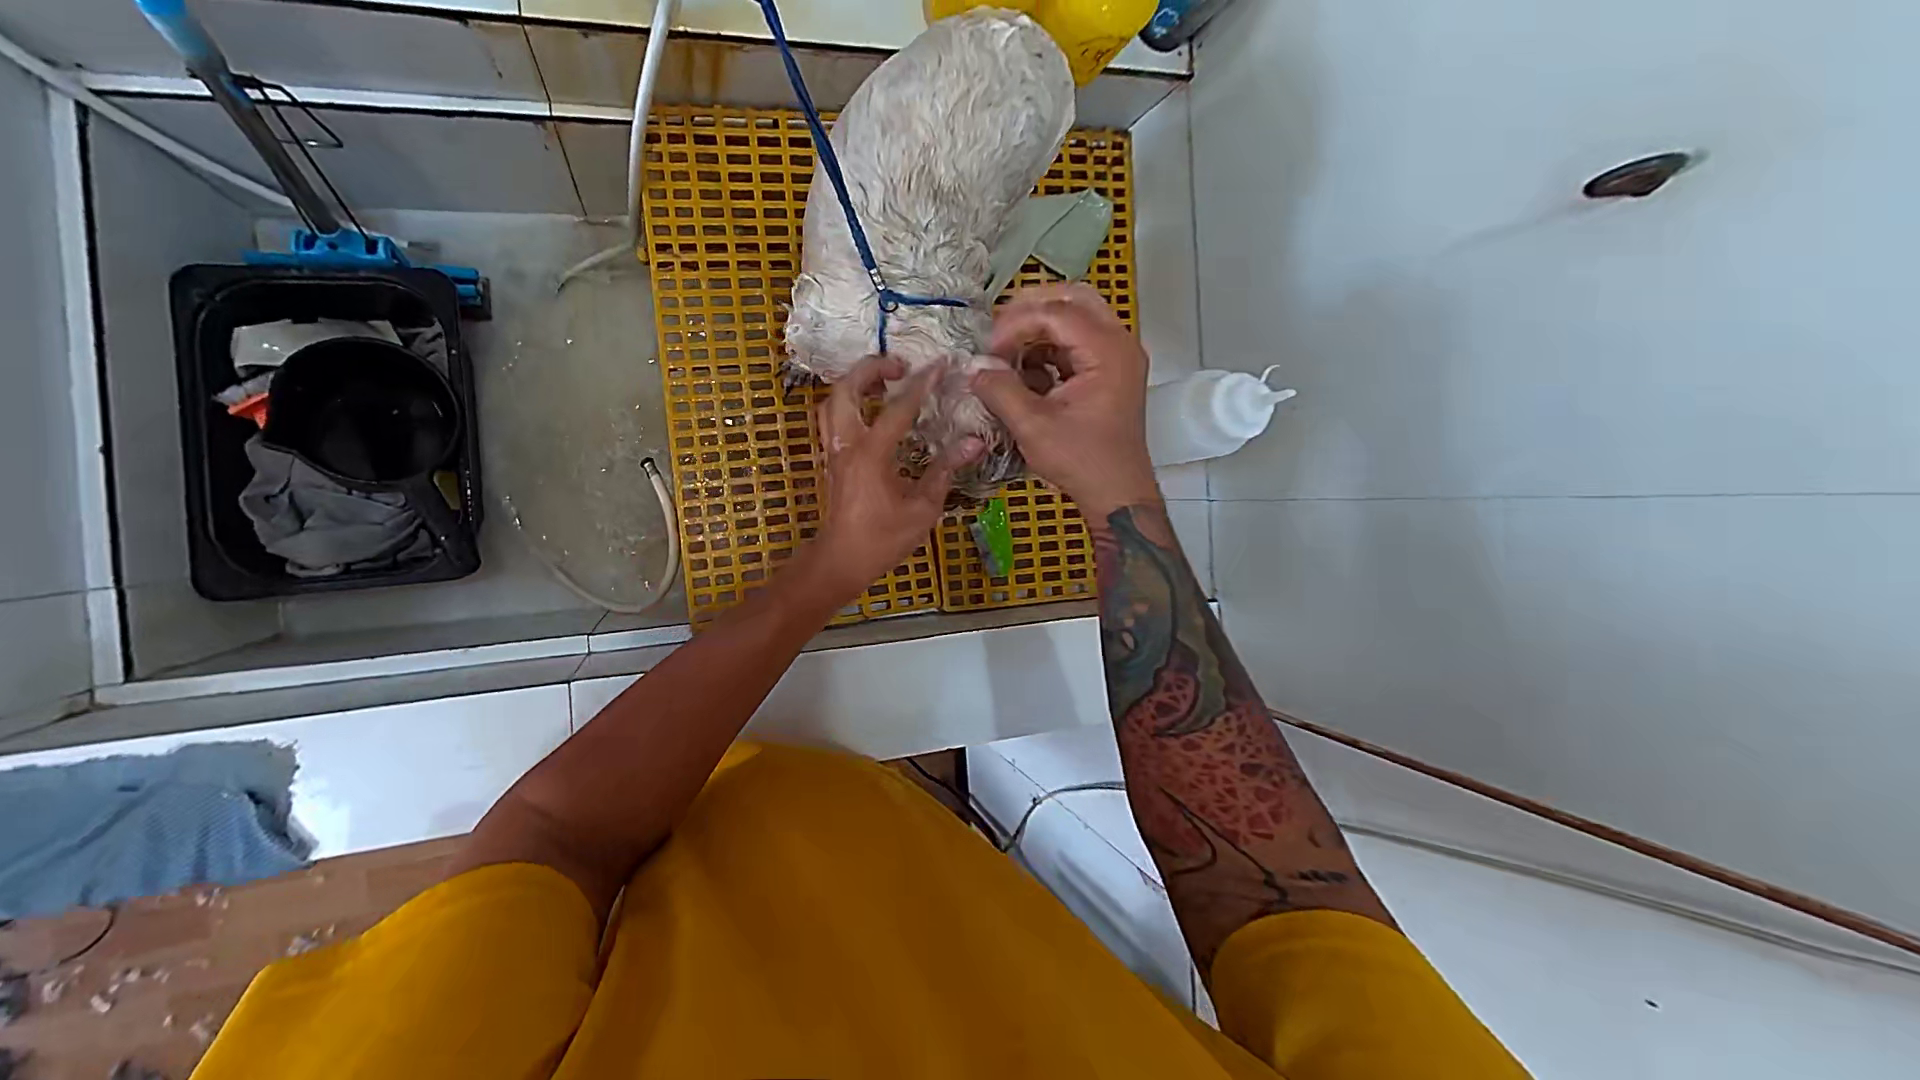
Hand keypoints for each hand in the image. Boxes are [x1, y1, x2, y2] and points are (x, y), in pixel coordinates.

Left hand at [804, 356, 981, 598]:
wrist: (842, 560)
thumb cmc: (882, 539)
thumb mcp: (923, 508)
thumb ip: (945, 470)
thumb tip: (974, 443)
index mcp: (871, 454)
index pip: (898, 408)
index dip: (922, 384)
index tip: (940, 365)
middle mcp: (846, 445)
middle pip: (846, 389)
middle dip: (871, 369)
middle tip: (900, 366)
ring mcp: (834, 450)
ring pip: (833, 401)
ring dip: (856, 383)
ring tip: (884, 381)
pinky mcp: (831, 459)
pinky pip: (833, 417)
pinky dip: (850, 402)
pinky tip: (871, 408)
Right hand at [970, 284, 1160, 519]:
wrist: (1116, 494)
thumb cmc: (1082, 462)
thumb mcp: (1033, 426)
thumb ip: (1000, 390)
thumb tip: (975, 369)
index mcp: (1107, 351)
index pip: (1056, 312)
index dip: (1016, 324)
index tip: (989, 349)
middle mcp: (1119, 344)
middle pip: (1073, 299)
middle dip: (1030, 309)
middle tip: (998, 331)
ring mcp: (1117, 357)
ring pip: (1076, 317)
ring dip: (1039, 329)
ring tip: (1008, 354)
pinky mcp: (1109, 373)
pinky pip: (1077, 343)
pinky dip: (1050, 349)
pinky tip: (1026, 373)